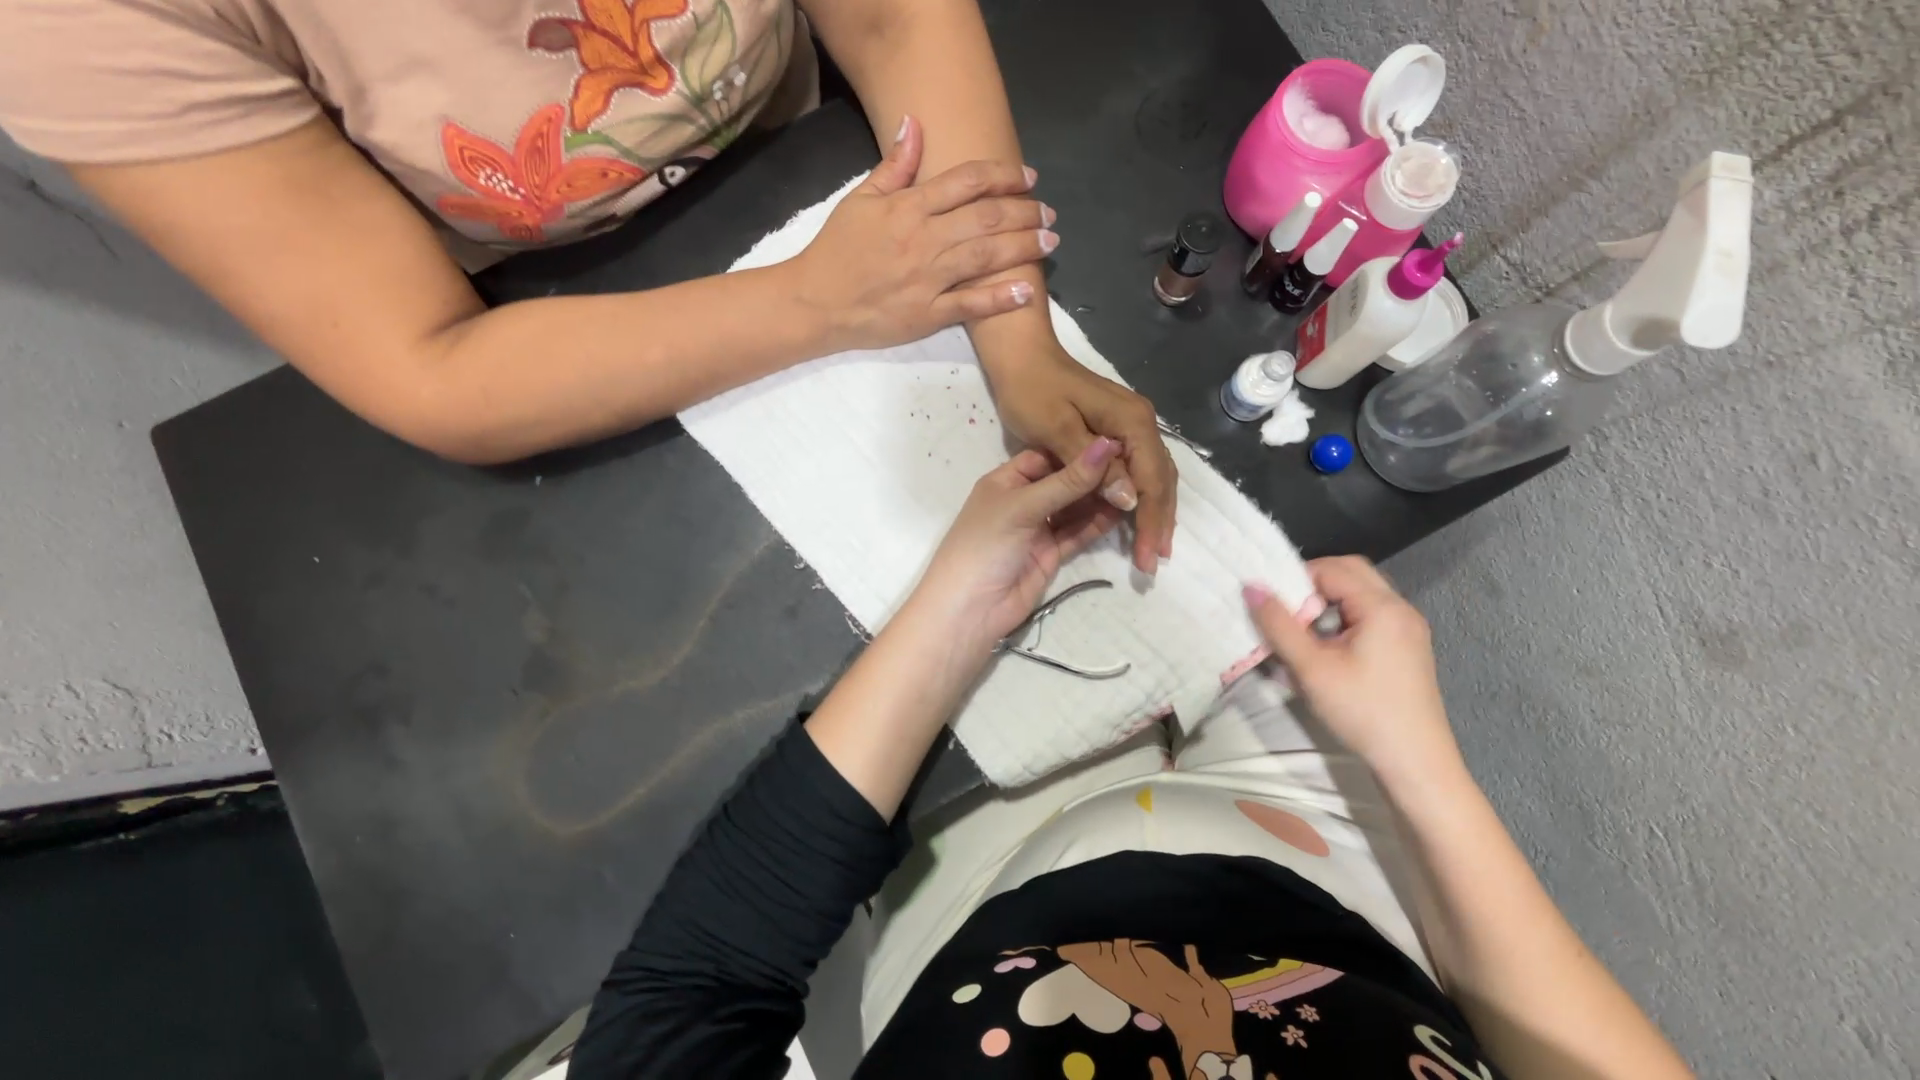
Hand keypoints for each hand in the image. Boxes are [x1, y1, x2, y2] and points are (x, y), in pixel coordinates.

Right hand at [789, 115, 1056, 352]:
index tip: (1028, 177)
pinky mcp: (928, 315)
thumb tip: (915, 124)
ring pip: (986, 257)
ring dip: (1023, 247)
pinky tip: (1027, 292)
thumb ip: (893, 166)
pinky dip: (1000, 298)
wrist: (815, 303)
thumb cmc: (837, 250)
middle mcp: (924, 239)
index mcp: (909, 208)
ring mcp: (928, 279)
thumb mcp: (859, 199)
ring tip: (1049, 241)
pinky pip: (971, 305)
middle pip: (986, 218)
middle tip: (1048, 212)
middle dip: (1023, 212)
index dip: (1003, 176)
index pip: (966, 182)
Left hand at [907, 438, 1125, 652]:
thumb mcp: (1024, 506)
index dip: (1080, 448)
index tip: (1119, 441)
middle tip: (1137, 465)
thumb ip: (1068, 480)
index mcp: (1006, 479)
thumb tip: (1108, 443)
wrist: (969, 609)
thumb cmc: (986, 545)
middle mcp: (1023, 499)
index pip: (1049, 454)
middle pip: (1066, 481)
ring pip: (1076, 507)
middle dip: (1096, 476)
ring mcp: (1037, 528)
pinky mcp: (1050, 553)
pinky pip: (1079, 533)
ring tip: (1138, 487)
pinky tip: (1125, 512)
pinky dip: (1099, 524)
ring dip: (1101, 499)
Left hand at [985, 340, 1177, 574]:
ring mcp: (1117, 439)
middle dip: (1155, 522)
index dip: (1150, 518)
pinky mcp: (1101, 447)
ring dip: (1145, 518)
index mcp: (1126, 422)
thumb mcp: (1055, 431)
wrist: (1015, 359)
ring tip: (1149, 554)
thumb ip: (1087, 467)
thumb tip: (1130, 498)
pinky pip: (1119, 482)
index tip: (1149, 553)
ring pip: (1141, 484)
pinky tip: (1128, 531)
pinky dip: (1123, 508)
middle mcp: (1131, 429)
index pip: (1149, 477)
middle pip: (1154, 481)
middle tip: (1154, 561)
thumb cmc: (1029, 392)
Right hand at [1244, 556, 1462, 782]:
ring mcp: (1408, 628)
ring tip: (1303, 629)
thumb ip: (1279, 624)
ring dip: (1329, 600)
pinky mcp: (1408, 647)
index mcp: (1382, 607)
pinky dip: (1345, 617)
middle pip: (1352, 572)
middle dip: (1313, 582)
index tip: (1272, 601)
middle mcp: (1401, 609)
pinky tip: (1328, 647)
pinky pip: (1372, 614)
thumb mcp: (1311, 668)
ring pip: (1362, 593)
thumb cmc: (1362, 711)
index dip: (1297, 577)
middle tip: (1285, 609)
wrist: (1415, 761)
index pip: (1333, 568)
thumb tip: (1250, 587)